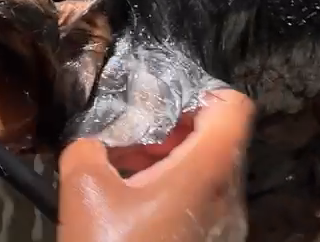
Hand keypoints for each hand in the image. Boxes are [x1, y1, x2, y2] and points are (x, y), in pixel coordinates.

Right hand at [58, 90, 255, 241]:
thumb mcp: (84, 191)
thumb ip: (87, 147)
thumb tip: (91, 139)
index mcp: (211, 170)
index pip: (235, 106)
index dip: (203, 92)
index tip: (164, 104)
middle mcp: (232, 197)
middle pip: (220, 139)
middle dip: (176, 130)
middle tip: (137, 141)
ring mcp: (230, 232)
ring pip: (212, 174)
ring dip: (173, 164)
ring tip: (130, 177)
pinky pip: (207, 206)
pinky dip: (178, 196)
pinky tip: (137, 213)